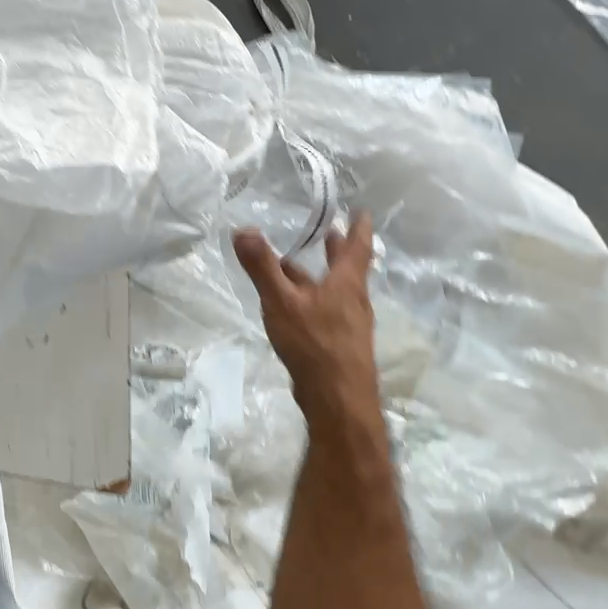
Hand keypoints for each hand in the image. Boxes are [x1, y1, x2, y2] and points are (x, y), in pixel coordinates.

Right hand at [232, 213, 380, 436]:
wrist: (338, 397)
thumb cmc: (314, 342)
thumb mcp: (281, 301)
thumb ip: (261, 267)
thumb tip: (244, 229)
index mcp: (345, 285)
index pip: (356, 249)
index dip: (359, 228)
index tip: (363, 211)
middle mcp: (352, 300)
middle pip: (348, 269)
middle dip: (339, 249)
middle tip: (332, 231)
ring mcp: (347, 322)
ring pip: (334, 289)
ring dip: (321, 273)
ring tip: (299, 262)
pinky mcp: (337, 340)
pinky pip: (325, 307)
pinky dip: (312, 295)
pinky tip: (293, 302)